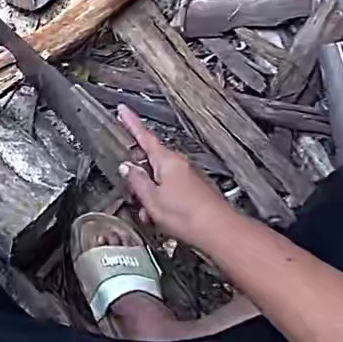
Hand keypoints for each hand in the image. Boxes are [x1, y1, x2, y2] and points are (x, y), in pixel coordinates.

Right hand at [117, 104, 235, 243]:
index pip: (144, 135)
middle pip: (150, 160)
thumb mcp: (151, 198)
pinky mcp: (194, 188)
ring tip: (148, 211)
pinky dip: (162, 197)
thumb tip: (127, 167)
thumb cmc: (188, 215)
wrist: (220, 232)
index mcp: (166, 160)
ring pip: (159, 177)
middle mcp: (179, 164)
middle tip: (130, 186)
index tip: (123, 109)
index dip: (131, 122)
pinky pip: (171, 187)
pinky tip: (160, 214)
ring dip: (150, 190)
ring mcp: (188, 175)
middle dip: (138, 173)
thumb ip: (136, 180)